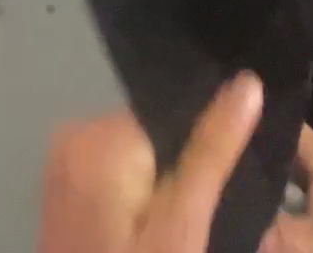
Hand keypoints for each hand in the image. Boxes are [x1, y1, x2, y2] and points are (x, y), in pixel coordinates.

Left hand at [38, 73, 263, 252]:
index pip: (168, 113)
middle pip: (153, 133)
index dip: (202, 143)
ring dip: (166, 185)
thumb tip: (248, 81)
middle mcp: (73, 137)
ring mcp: (64, 166)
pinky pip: (119, 175)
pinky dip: (143, 198)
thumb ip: (211, 150)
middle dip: (183, 167)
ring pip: (140, 157)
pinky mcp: (67, 193)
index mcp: (95, 135)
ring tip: (182, 225)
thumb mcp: (181, 226)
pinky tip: (157, 232)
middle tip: (202, 214)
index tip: (229, 174)